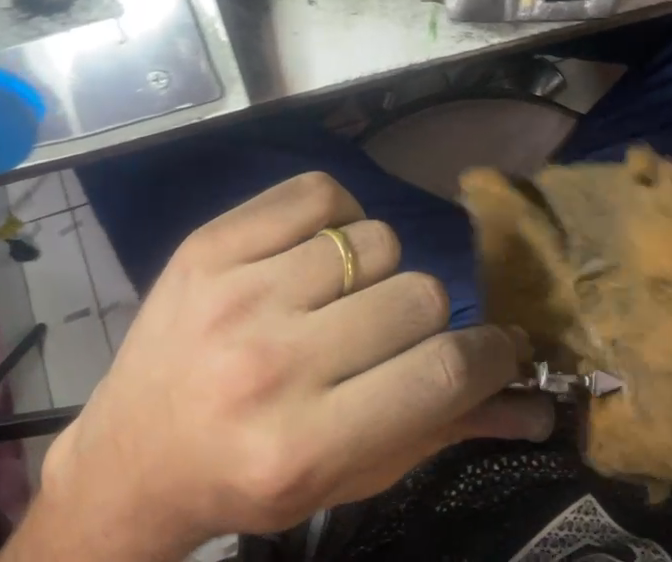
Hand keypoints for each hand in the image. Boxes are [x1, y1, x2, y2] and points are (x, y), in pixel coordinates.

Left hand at [14, 173, 554, 560]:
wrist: (133, 458)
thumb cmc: (252, 476)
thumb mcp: (349, 478)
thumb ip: (444, 431)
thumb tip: (538, 401)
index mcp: (303, 445)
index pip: (443, 370)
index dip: (491, 351)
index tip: (495, 346)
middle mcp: (269, 366)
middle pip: (418, 293)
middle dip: (424, 315)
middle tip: (389, 337)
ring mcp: (234, 295)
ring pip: (377, 240)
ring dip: (377, 270)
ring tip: (342, 299)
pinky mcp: (208, 245)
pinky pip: (320, 193)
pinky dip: (337, 217)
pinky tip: (317, 254)